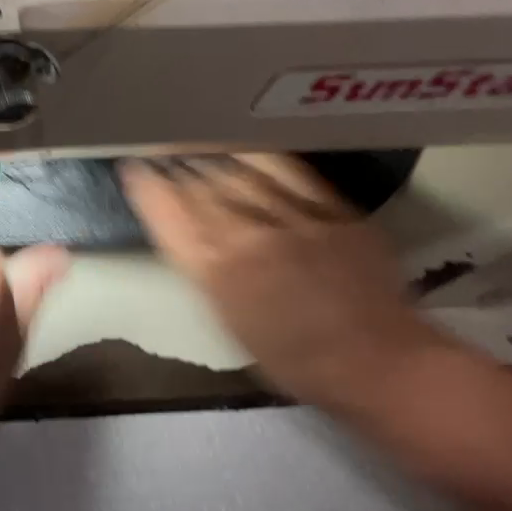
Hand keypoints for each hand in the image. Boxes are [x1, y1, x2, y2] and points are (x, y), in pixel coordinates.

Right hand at [119, 154, 451, 408]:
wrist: (379, 364)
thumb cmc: (290, 355)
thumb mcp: (224, 314)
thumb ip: (200, 266)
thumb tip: (184, 233)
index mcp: (213, 268)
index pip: (165, 211)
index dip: (144, 184)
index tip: (131, 167)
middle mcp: (247, 237)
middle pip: (198, 185)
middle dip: (174, 166)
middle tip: (159, 153)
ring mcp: (294, 221)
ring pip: (238, 173)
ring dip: (209, 158)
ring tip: (194, 146)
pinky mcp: (335, 212)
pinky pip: (290, 172)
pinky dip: (260, 157)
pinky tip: (243, 149)